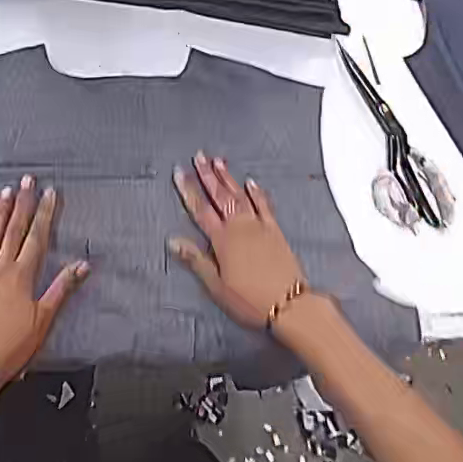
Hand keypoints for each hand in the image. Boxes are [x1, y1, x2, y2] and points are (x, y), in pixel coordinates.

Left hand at [0, 176, 88, 404]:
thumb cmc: (10, 349)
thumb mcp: (43, 321)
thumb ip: (62, 289)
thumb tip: (82, 264)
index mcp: (22, 276)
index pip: (37, 237)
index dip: (45, 213)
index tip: (49, 193)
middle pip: (14, 230)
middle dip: (23, 203)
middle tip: (26, 180)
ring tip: (4, 192)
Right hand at [169, 153, 306, 329]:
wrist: (290, 304)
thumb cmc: (249, 299)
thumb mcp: (216, 285)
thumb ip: (195, 259)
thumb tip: (172, 240)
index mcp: (222, 239)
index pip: (200, 210)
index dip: (188, 190)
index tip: (179, 172)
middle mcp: (239, 227)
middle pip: (220, 196)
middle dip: (207, 175)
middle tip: (198, 156)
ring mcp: (258, 226)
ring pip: (239, 195)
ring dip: (228, 178)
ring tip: (218, 161)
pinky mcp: (275, 231)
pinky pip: (264, 205)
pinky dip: (256, 192)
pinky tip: (250, 182)